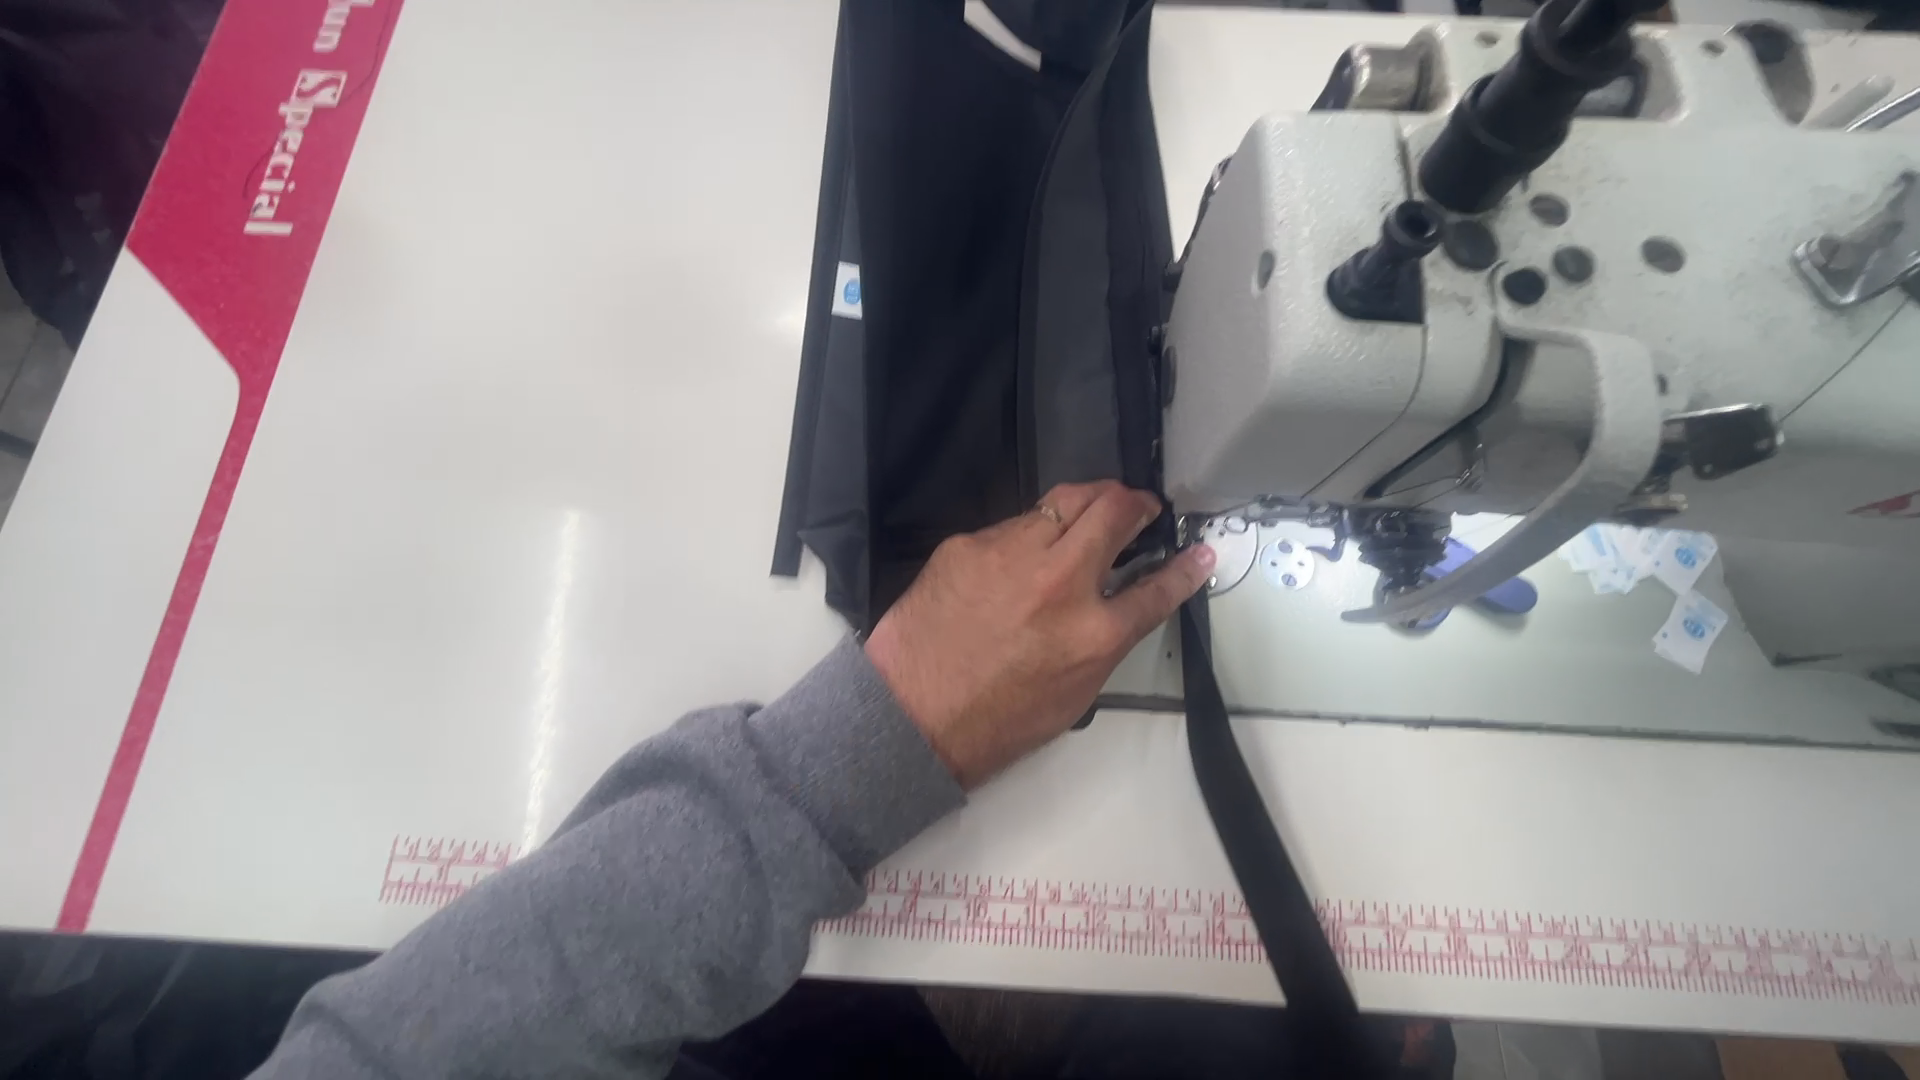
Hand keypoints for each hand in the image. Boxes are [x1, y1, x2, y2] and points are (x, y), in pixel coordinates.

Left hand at [864, 481, 1215, 788]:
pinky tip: (1020, 555)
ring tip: (1091, 512)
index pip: (1158, 588)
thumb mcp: (1074, 693)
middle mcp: (1060, 581)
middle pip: (1114, 511)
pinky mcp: (969, 543)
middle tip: (1139, 508)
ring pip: (1065, 500)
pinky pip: (1014, 524)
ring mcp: (1011, 554)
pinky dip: (1030, 533)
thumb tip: (1118, 604)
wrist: (912, 714)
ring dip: (1087, 504)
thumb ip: (1104, 640)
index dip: (1185, 568)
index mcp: (1094, 633)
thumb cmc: (997, 721)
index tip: (1197, 552)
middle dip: (1136, 502)